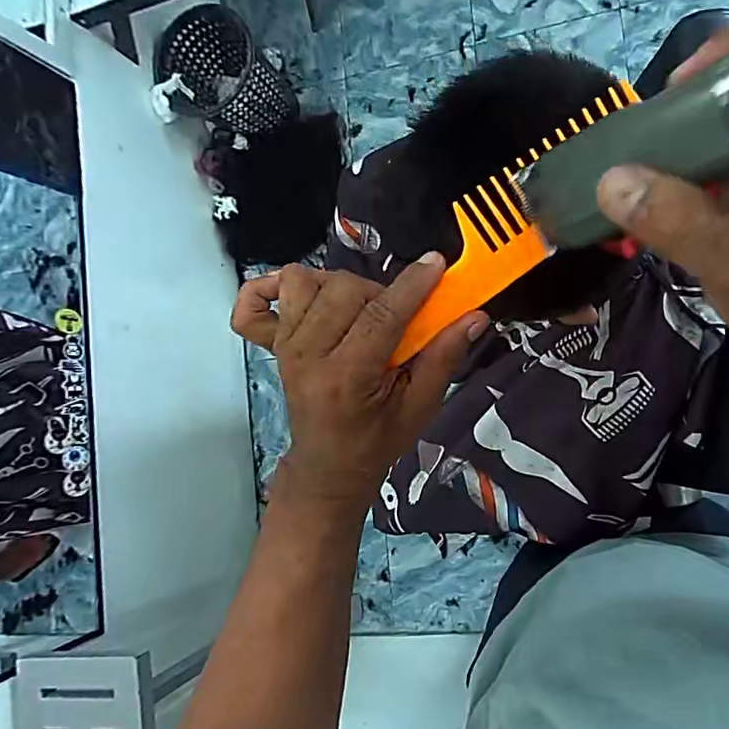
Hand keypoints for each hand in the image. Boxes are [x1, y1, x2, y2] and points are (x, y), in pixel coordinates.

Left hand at [231, 256, 486, 505]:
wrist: (329, 465)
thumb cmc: (379, 439)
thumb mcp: (421, 406)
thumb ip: (444, 357)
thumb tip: (474, 317)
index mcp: (347, 377)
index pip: (381, 315)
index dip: (413, 285)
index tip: (436, 263)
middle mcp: (308, 356)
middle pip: (342, 289)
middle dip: (381, 291)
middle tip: (400, 316)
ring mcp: (285, 348)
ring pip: (304, 283)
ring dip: (338, 286)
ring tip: (360, 310)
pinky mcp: (273, 345)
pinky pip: (254, 303)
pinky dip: (271, 290)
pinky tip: (303, 297)